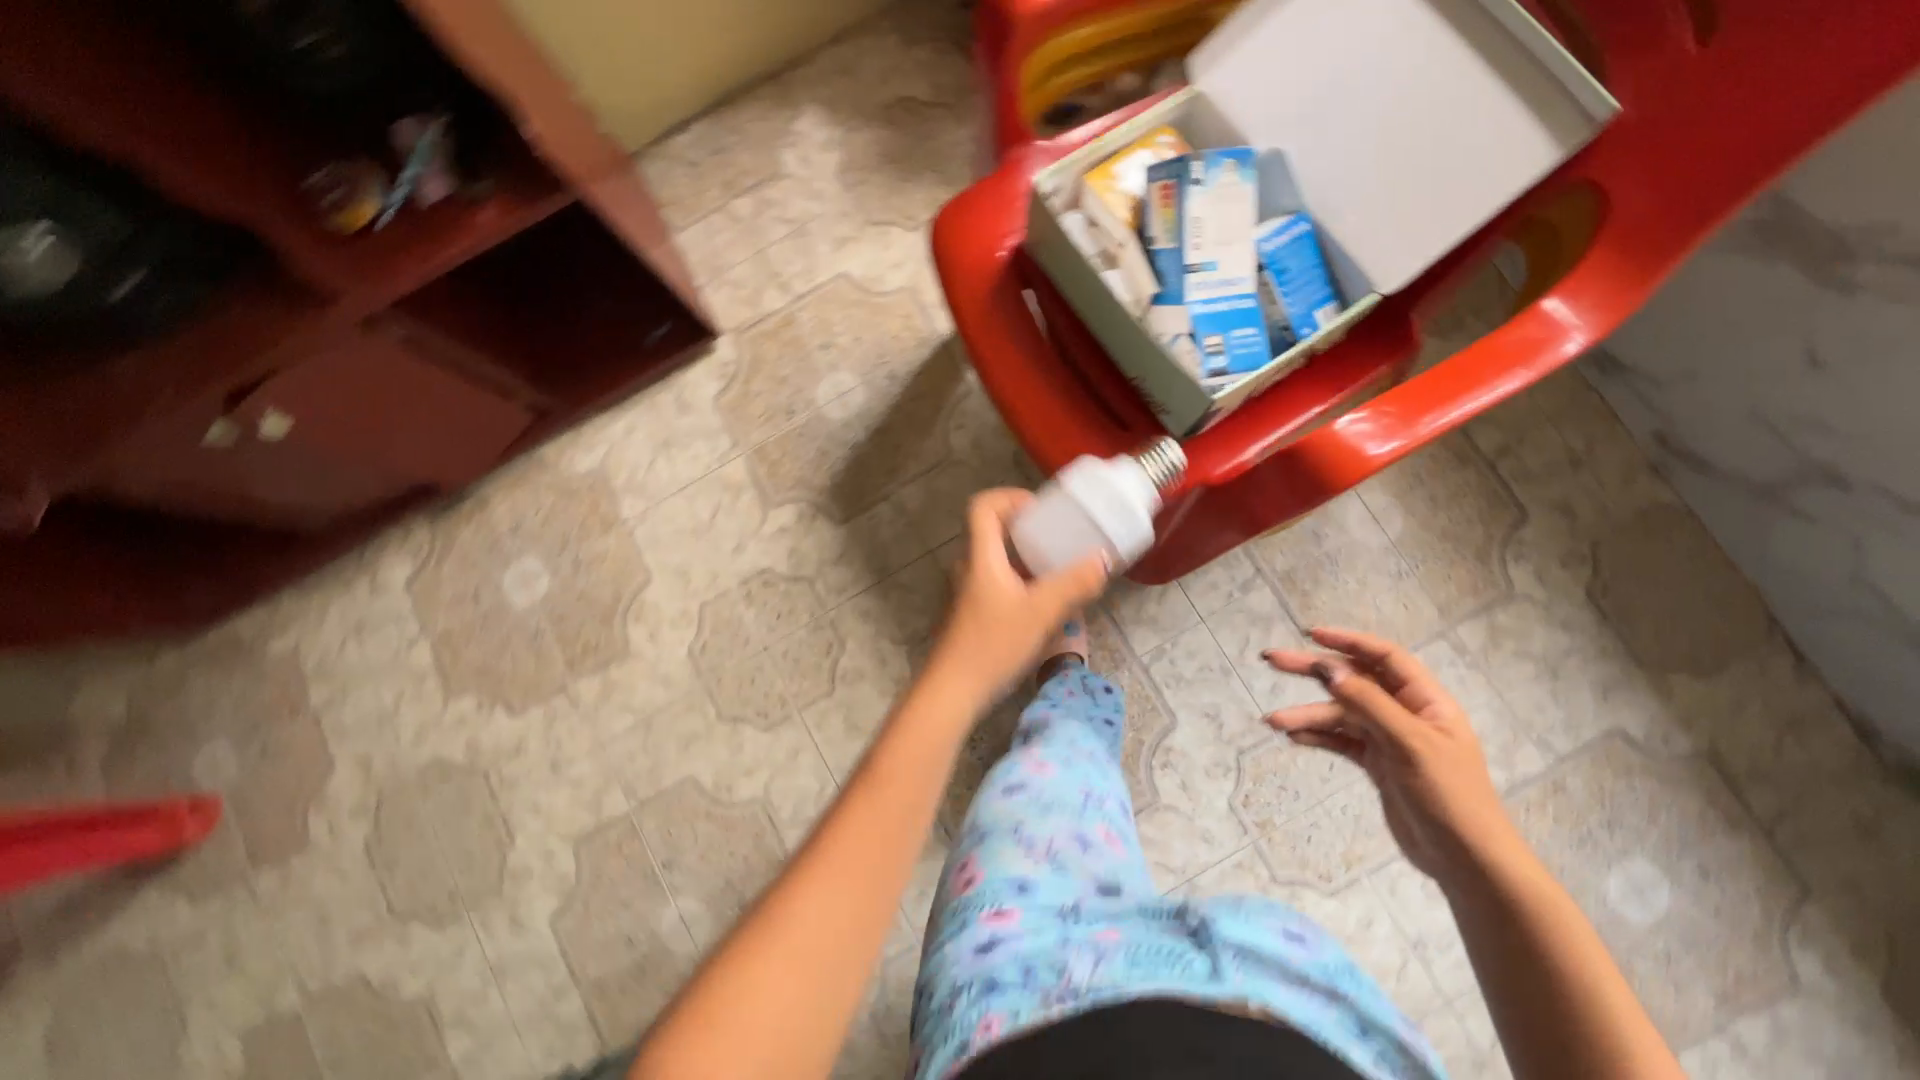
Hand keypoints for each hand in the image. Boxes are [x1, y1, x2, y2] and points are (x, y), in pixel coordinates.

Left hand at [927, 489, 1109, 706]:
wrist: (952, 690)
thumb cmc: (992, 645)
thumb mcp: (1040, 613)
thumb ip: (1073, 584)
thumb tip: (1103, 559)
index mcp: (980, 557)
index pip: (982, 507)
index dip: (1010, 497)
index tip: (1040, 510)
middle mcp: (969, 568)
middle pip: (992, 531)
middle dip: (1026, 528)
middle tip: (1058, 536)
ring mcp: (967, 592)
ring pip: (996, 560)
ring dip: (1025, 557)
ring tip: (1058, 567)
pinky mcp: (971, 614)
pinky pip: (997, 583)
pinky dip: (1020, 581)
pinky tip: (1044, 603)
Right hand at [1263, 627, 1526, 890]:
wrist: (1464, 858)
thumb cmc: (1448, 794)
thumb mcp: (1410, 744)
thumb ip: (1370, 704)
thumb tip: (1330, 669)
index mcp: (1426, 700)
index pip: (1385, 657)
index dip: (1348, 641)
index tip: (1310, 635)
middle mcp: (1406, 713)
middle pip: (1355, 681)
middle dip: (1313, 670)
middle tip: (1273, 660)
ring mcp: (1390, 739)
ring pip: (1342, 715)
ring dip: (1308, 714)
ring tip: (1273, 721)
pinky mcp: (1378, 765)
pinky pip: (1341, 741)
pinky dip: (1318, 737)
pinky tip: (1293, 738)